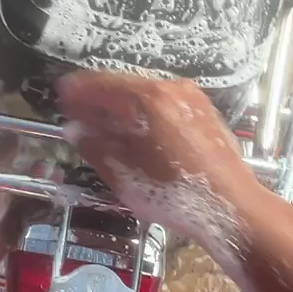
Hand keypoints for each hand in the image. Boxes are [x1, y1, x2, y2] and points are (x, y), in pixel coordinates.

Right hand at [56, 72, 260, 258]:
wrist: (231, 206)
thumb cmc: (174, 194)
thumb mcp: (123, 176)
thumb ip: (95, 147)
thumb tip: (76, 130)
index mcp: (146, 100)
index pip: (100, 84)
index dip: (76, 91)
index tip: (61, 96)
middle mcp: (170, 90)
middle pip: (124, 86)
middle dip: (98, 100)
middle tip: (78, 114)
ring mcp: (192, 100)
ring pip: (145, 96)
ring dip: (121, 108)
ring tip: (104, 127)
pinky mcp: (204, 114)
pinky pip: (164, 105)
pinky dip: (144, 114)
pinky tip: (136, 134)